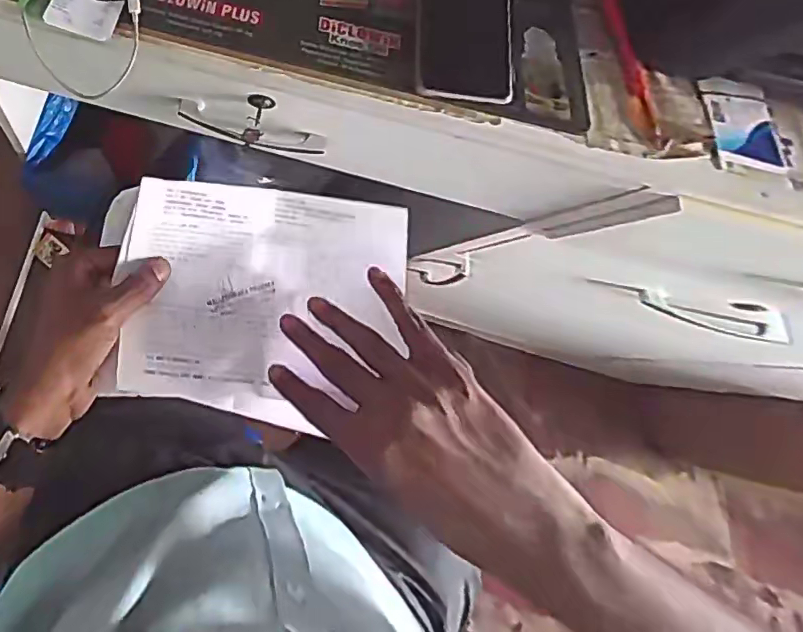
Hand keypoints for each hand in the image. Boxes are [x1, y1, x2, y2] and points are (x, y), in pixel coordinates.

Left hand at [1, 245, 168, 440]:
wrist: (47, 397)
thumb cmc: (61, 352)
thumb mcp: (108, 313)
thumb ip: (137, 288)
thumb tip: (157, 267)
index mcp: (72, 271)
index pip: (114, 254)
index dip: (140, 259)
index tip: (164, 263)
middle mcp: (74, 287)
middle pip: (117, 277)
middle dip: (142, 283)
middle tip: (170, 282)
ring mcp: (82, 312)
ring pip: (119, 301)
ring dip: (139, 306)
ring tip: (166, 304)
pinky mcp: (90, 335)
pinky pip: (117, 322)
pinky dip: (132, 324)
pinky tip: (152, 327)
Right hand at [269, 268, 597, 564]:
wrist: (525, 520)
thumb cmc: (464, 519)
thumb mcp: (398, 490)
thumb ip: (368, 448)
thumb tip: (345, 418)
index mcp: (373, 447)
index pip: (320, 407)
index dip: (295, 387)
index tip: (278, 371)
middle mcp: (392, 410)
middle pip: (338, 367)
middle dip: (308, 343)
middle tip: (289, 325)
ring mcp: (422, 385)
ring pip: (368, 344)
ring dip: (338, 321)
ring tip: (317, 306)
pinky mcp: (450, 371)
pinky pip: (413, 328)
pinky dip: (392, 301)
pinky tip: (377, 282)